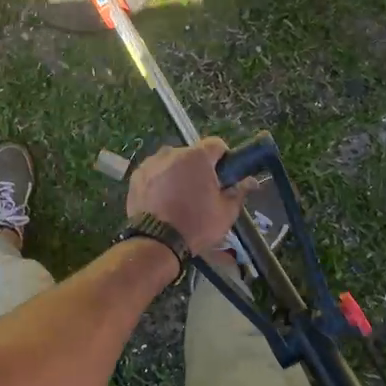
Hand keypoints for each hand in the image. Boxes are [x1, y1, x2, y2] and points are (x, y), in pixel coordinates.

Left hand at [126, 138, 249, 254]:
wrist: (156, 241)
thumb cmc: (196, 225)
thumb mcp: (226, 212)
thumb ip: (239, 192)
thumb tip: (249, 182)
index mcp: (197, 157)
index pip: (216, 144)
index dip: (223, 158)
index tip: (223, 176)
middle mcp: (172, 152)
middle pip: (192, 154)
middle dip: (199, 169)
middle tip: (202, 192)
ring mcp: (151, 162)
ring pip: (172, 162)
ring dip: (178, 173)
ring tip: (180, 198)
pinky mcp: (136, 174)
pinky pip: (155, 172)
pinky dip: (160, 181)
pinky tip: (162, 201)